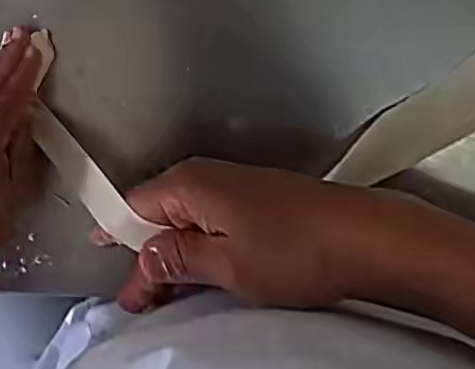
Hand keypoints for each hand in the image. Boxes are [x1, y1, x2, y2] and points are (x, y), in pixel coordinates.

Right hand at [112, 158, 467, 312]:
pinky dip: (197, 247)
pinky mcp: (247, 197)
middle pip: (156, 212)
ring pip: (182, 219)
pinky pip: (206, 219)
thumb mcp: (228, 266)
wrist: (361, 236)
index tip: (113, 277)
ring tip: (168, 296)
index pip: (134, 207)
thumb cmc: (294, 248)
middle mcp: (201, 175)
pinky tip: (201, 275)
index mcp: (187, 183)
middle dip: (146, 256)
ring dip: (172, 255)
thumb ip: (179, 259)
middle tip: (141, 300)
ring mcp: (226, 184)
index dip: (119, 242)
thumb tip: (145, 258)